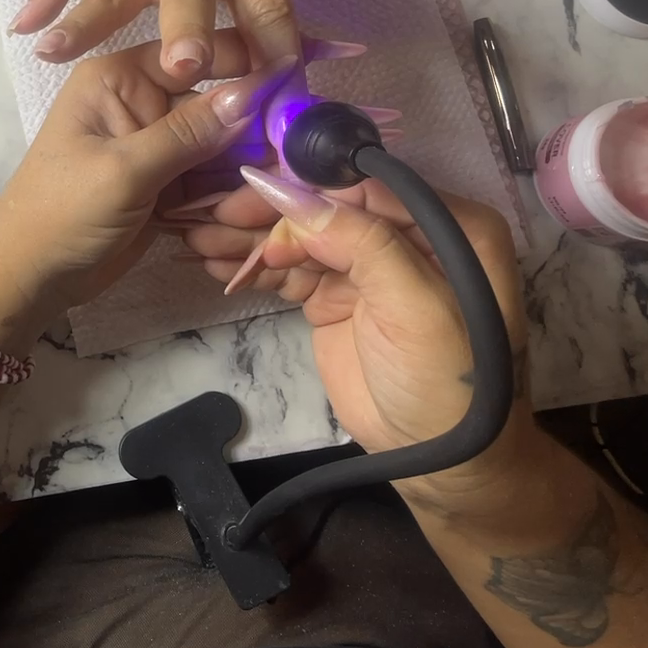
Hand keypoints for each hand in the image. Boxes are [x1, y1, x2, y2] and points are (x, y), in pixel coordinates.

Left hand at [0, 33, 294, 345]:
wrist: (31, 276)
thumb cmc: (62, 212)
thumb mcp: (124, 169)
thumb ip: (188, 132)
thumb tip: (253, 91)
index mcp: (118, 78)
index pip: (193, 54)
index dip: (246, 66)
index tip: (301, 81)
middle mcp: (139, 101)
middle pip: (215, 101)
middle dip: (253, 127)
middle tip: (298, 151)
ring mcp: (154, 144)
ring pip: (219, 144)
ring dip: (245, 167)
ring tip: (278, 187)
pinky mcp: (164, 182)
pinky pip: (210, 177)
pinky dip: (229, 192)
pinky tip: (254, 205)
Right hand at [179, 169, 533, 506]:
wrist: (439, 460)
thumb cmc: (449, 384)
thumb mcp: (415, 306)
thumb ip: (361, 242)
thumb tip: (289, 193)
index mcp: (447, 224)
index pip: (361, 187)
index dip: (302, 188)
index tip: (247, 193)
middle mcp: (403, 234)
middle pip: (321, 208)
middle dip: (265, 214)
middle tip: (212, 220)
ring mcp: (364, 264)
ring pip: (297, 236)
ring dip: (247, 239)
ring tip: (198, 241)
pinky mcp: (332, 292)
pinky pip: (286, 268)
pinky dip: (252, 266)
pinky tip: (217, 263)